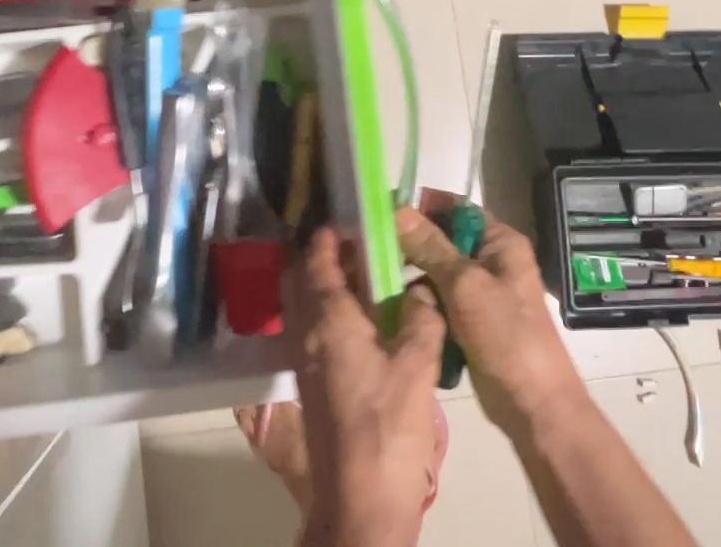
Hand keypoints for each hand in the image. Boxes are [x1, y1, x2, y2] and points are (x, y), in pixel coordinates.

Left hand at [285, 227, 446, 546]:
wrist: (360, 499)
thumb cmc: (389, 426)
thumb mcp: (418, 366)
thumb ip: (422, 319)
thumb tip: (421, 289)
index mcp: (327, 321)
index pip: (315, 262)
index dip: (326, 237)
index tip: (345, 221)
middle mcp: (304, 335)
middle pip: (298, 281)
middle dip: (317, 258)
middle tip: (352, 247)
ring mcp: (301, 362)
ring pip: (301, 308)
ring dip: (320, 287)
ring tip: (360, 282)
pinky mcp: (308, 386)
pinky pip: (309, 333)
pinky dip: (325, 316)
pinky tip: (359, 326)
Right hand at [394, 206, 587, 439]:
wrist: (532, 403)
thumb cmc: (506, 335)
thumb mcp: (465, 285)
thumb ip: (430, 246)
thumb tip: (397, 209)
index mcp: (500, 242)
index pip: (455, 208)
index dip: (420, 206)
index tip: (381, 210)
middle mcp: (491, 259)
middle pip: (441, 238)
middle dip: (409, 242)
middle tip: (367, 245)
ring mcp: (479, 291)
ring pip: (435, 270)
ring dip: (410, 273)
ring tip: (372, 274)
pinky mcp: (468, 319)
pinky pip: (437, 298)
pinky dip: (418, 299)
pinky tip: (389, 303)